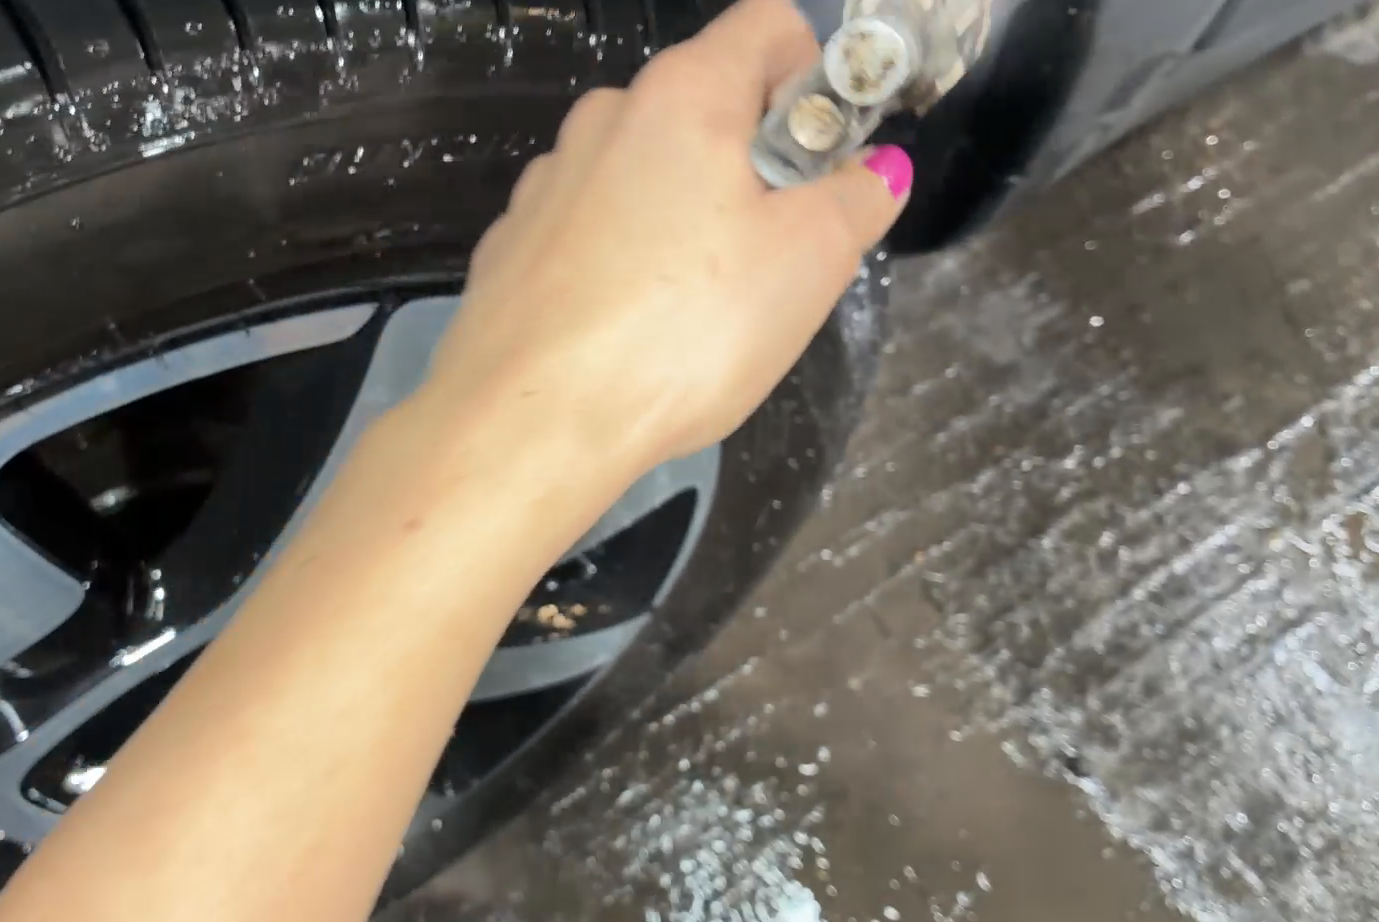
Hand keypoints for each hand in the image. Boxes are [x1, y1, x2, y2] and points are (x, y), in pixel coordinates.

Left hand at [417, 0, 912, 492]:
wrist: (529, 425)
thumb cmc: (681, 335)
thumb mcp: (808, 266)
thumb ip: (856, 201)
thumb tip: (874, 171)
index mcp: (679, 96)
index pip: (767, 27)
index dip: (815, 74)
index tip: (823, 156)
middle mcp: (597, 124)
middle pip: (694, 112)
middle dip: (742, 168)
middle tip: (760, 257)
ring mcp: (540, 192)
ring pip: (631, 182)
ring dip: (672, 222)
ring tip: (680, 312)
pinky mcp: (505, 257)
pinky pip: (579, 240)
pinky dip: (609, 266)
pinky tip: (614, 333)